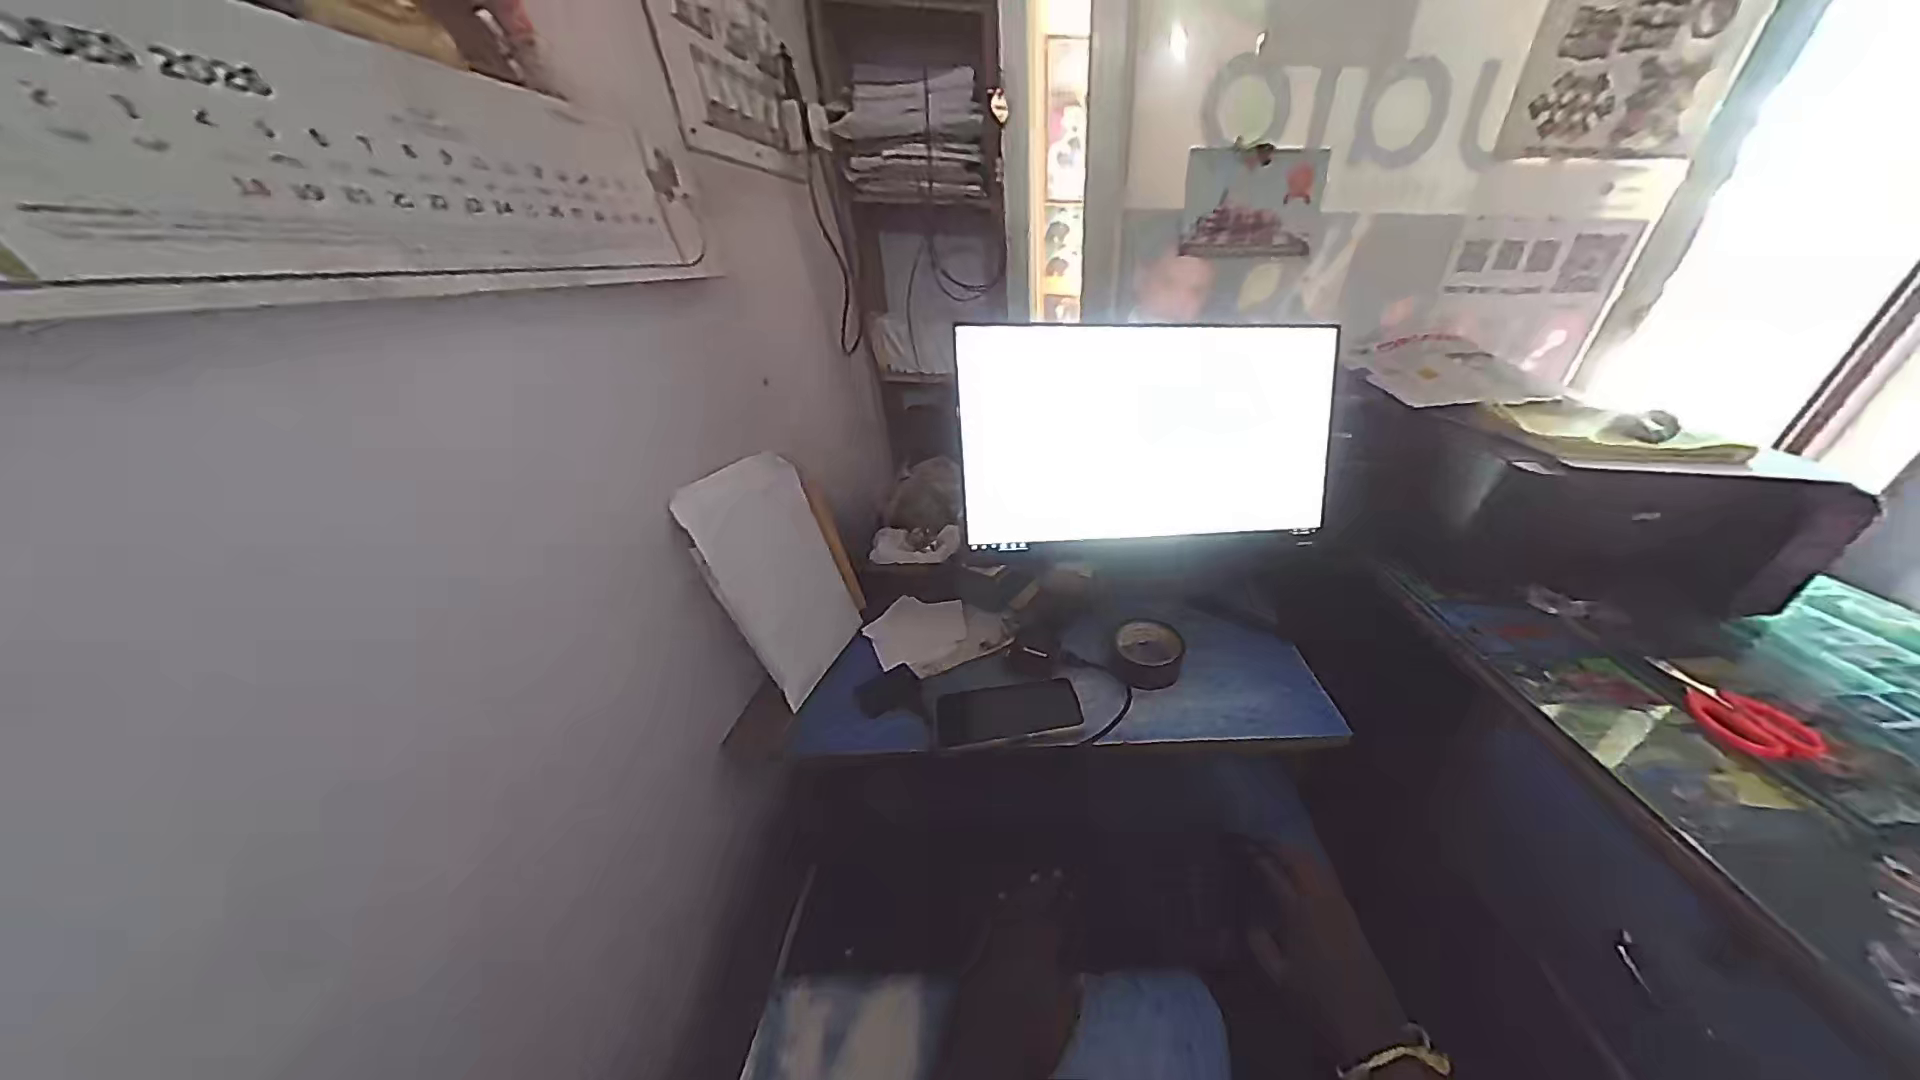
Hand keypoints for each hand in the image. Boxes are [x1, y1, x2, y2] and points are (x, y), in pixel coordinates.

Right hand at [1246, 844, 1410, 1064]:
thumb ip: (1257, 942)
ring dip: (1291, 853)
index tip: (1230, 842)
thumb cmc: (1317, 1003)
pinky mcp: (1352, 916)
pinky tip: (1296, 876)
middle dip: (1272, 844)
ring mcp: (1340, 906)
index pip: (1268, 868)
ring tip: (1270, 853)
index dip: (1248, 851)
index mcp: (1297, 911)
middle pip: (1296, 857)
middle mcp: (1320, 900)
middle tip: (1250, 842)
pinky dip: (1307, 867)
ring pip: (1315, 864)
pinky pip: (1326, 878)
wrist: (1370, 1030)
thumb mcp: (1276, 976)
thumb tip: (1250, 920)